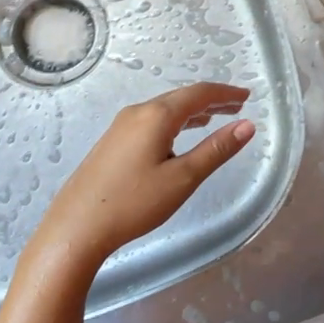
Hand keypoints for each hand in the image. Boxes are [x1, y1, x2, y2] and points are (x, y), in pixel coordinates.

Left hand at [34, 82, 254, 269]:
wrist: (75, 228)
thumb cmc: (134, 202)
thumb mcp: (182, 178)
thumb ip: (216, 150)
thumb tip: (247, 125)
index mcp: (157, 116)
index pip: (198, 94)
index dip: (225, 93)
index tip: (247, 97)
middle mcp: (138, 113)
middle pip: (181, 97)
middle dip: (211, 100)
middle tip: (238, 106)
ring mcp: (121, 127)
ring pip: (165, 109)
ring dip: (193, 111)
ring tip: (216, 118)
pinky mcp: (112, 143)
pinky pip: (152, 121)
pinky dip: (175, 121)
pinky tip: (179, 136)